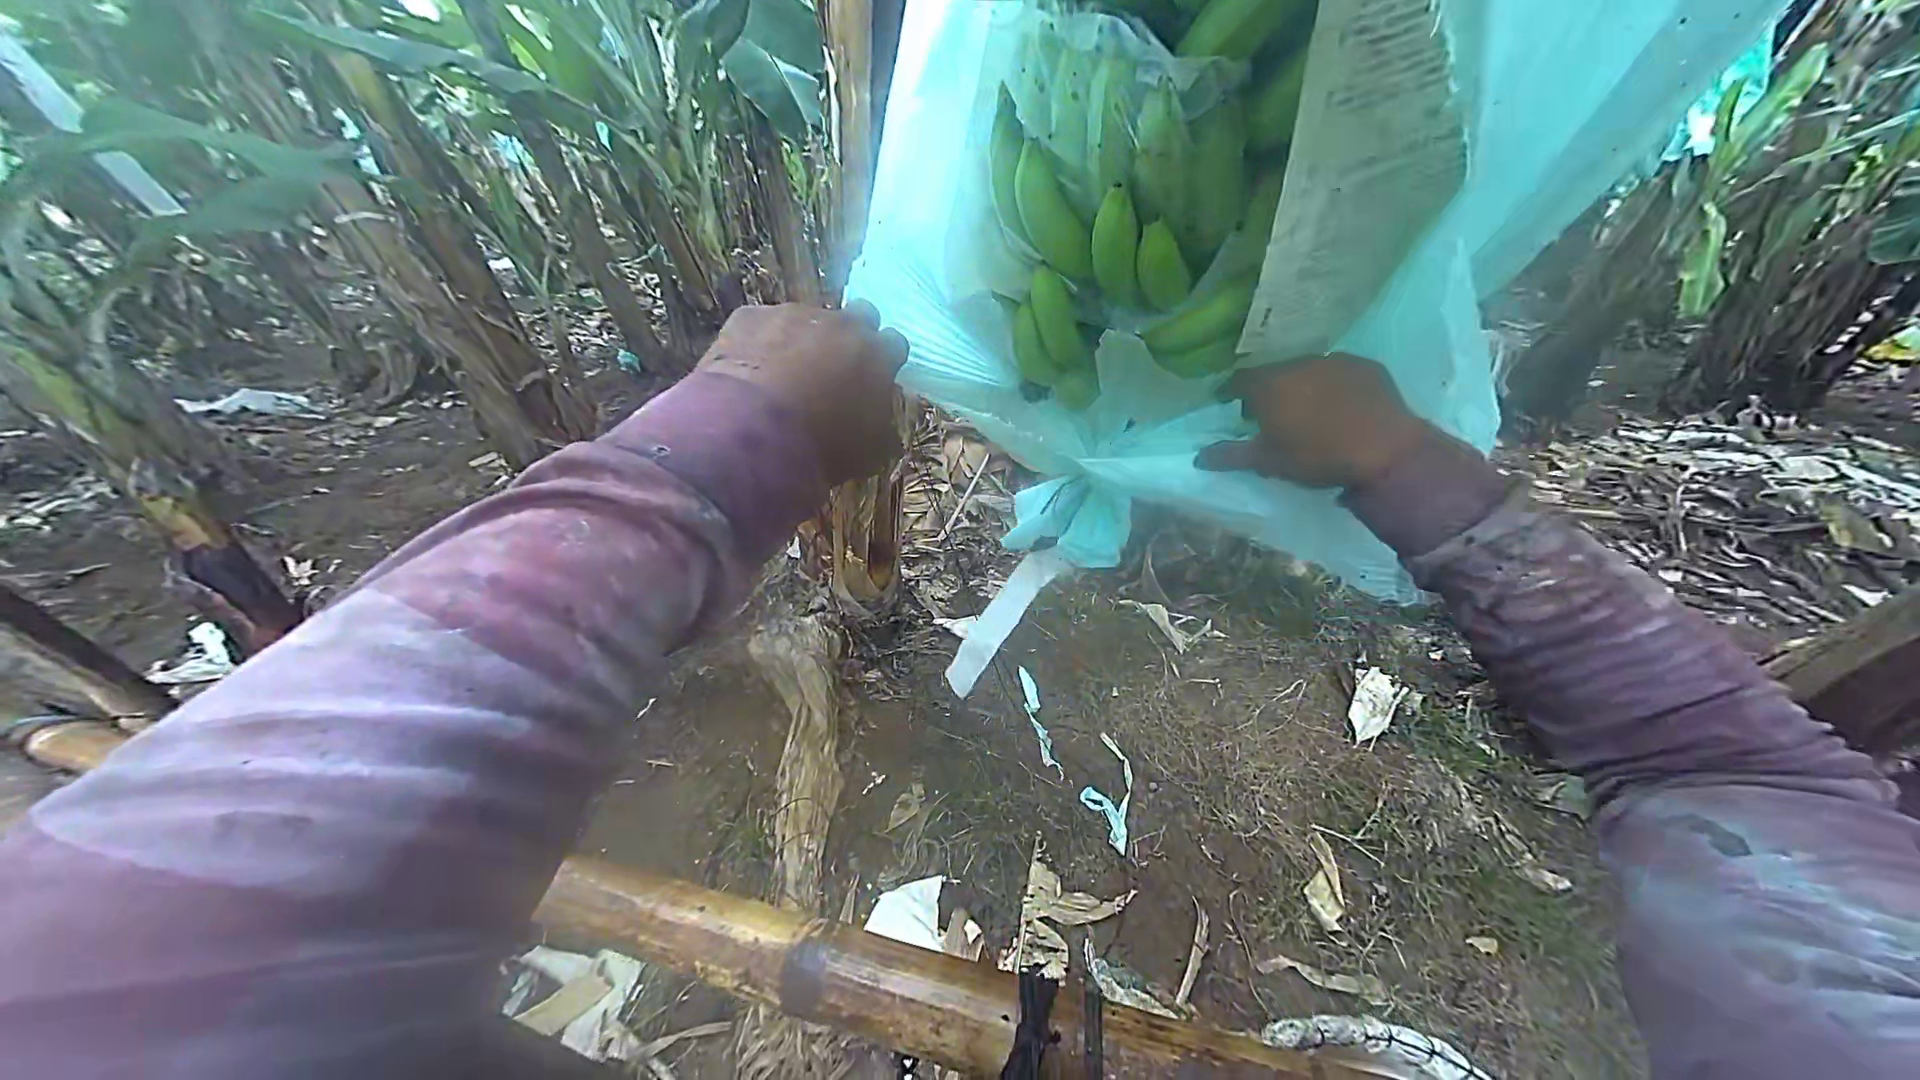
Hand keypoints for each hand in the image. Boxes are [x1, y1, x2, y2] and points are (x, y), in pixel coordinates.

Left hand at [698, 302, 909, 485]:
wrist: (757, 433)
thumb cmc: (826, 447)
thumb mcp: (871, 450)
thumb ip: (879, 420)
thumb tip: (875, 414)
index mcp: (878, 354)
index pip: (895, 343)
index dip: (884, 359)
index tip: (875, 376)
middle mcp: (842, 323)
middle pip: (859, 314)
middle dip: (852, 336)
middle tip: (837, 368)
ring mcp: (794, 314)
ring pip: (806, 318)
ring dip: (802, 340)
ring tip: (784, 377)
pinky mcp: (751, 316)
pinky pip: (761, 324)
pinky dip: (759, 344)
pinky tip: (750, 374)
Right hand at [1195, 352, 1433, 489]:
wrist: (1385, 452)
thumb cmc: (1315, 457)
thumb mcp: (1266, 461)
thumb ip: (1229, 455)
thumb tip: (1198, 457)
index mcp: (1269, 385)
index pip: (1238, 380)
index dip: (1229, 391)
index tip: (1225, 402)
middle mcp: (1299, 364)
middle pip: (1273, 372)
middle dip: (1265, 389)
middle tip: (1264, 411)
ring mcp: (1336, 362)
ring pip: (1306, 370)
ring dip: (1298, 385)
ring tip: (1301, 408)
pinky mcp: (1367, 367)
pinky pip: (1338, 372)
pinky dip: (1329, 385)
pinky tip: (1335, 405)